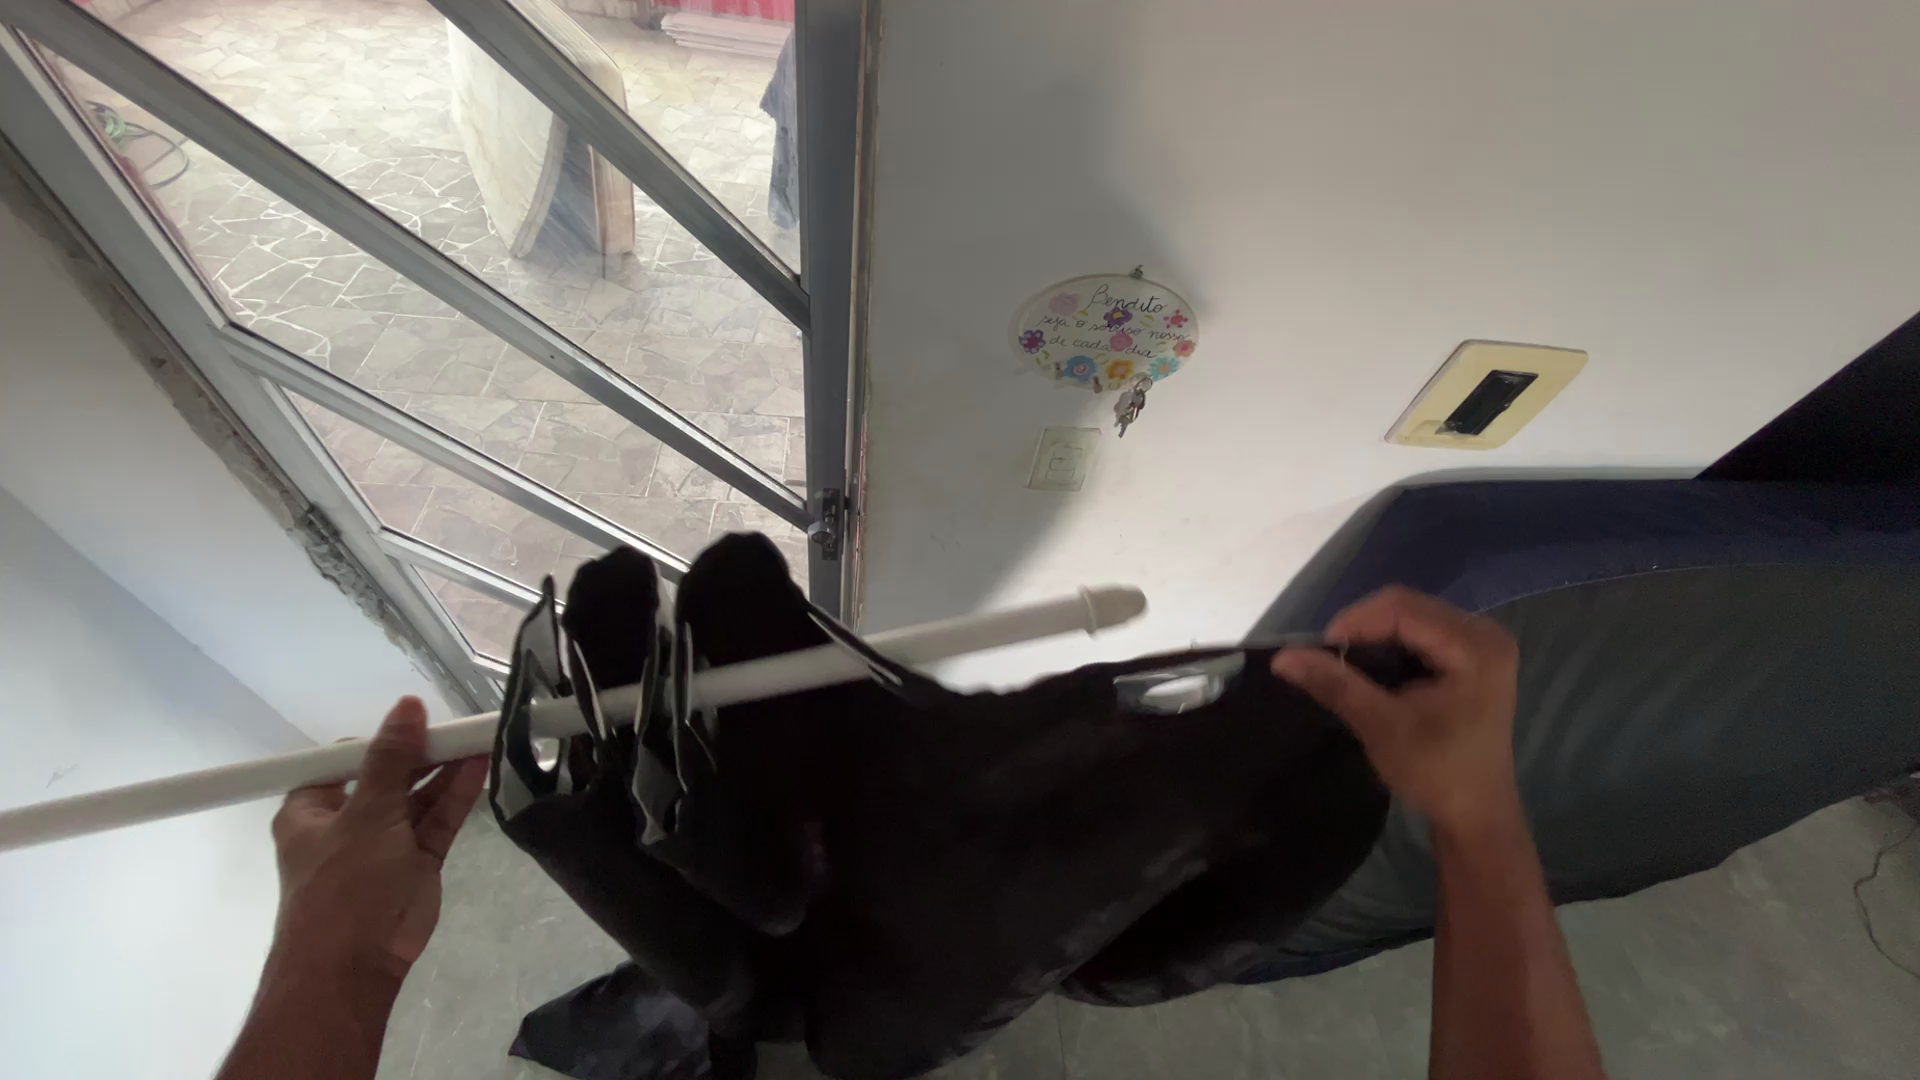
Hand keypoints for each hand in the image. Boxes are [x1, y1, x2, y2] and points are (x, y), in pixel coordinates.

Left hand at [269, 696, 488, 981]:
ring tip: (480, 738)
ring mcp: (387, 839)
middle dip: (423, 752)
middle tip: (459, 727)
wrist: (356, 961)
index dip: (381, 740)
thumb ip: (392, 759)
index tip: (417, 719)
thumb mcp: (366, 813)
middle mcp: (350, 821)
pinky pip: (441, 815)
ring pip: (421, 794)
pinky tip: (482, 765)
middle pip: (391, 774)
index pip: (347, 762)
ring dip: (447, 769)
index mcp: (315, 810)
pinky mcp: (420, 856)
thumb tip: (408, 706)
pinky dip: (459, 791)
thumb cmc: (344, 883)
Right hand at [1271, 586, 1521, 832]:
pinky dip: (1385, 642)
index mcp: (1475, 647)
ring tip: (1346, 666)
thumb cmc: (1436, 771)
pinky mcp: (1469, 653)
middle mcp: (1484, 633)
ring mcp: (1479, 642)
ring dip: (1369, 635)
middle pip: (1403, 606)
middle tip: (1329, 662)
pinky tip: (1372, 669)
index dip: (1352, 624)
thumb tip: (1281, 657)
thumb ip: (1335, 684)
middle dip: (1359, 629)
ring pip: (1405, 614)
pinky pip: (1415, 629)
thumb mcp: (1380, 726)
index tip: (1320, 656)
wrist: (1475, 813)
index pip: (1400, 609)